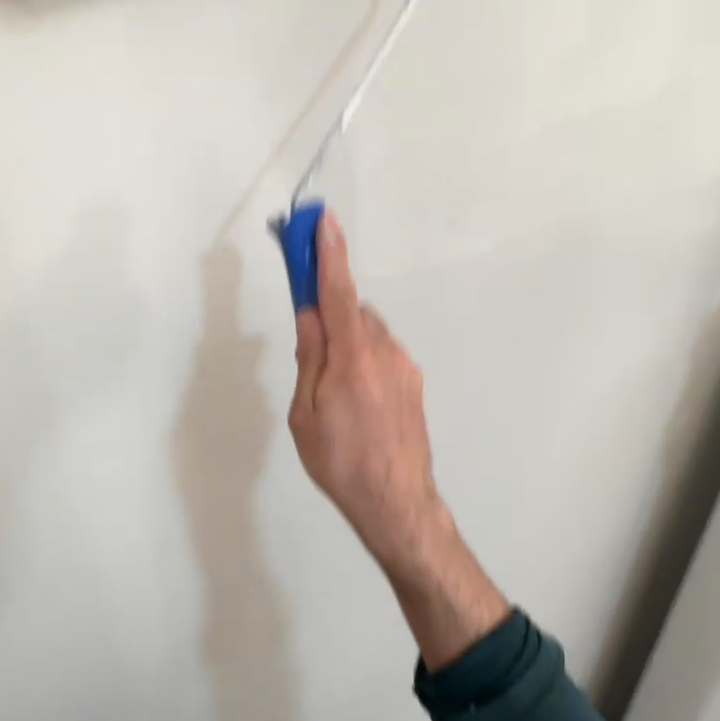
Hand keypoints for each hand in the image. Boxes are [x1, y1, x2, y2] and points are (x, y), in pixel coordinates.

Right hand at [287, 212, 508, 669]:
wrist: (396, 501)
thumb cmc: (339, 461)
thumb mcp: (305, 413)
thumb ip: (310, 358)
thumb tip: (308, 315)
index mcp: (353, 356)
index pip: (338, 291)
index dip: (328, 254)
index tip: (321, 220)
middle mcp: (385, 351)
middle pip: (351, 313)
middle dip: (328, 316)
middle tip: (306, 343)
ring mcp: (405, 367)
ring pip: (367, 336)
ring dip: (345, 345)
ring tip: (330, 394)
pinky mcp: (414, 384)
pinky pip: (381, 357)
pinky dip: (362, 363)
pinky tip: (354, 404)